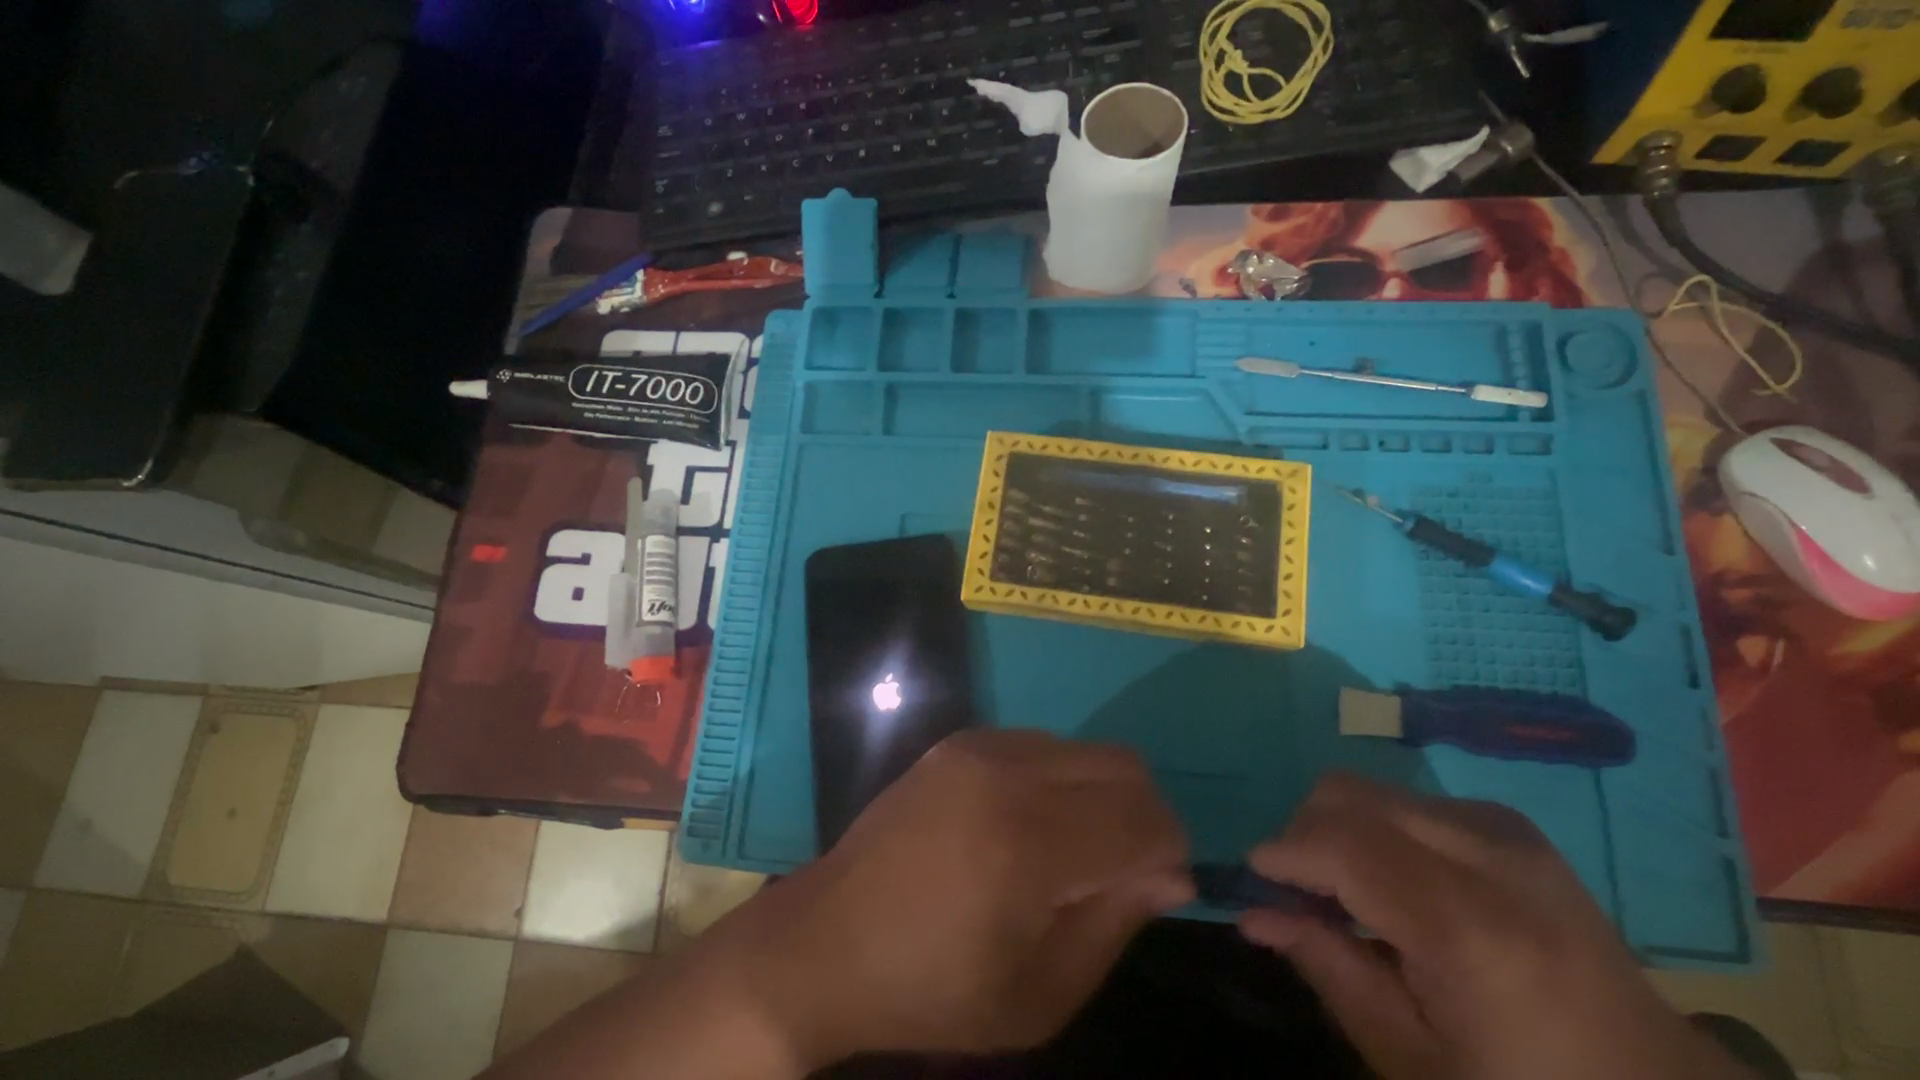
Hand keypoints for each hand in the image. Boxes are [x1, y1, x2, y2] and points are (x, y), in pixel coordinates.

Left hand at [685, 729, 1192, 1070]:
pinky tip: (1029, 828)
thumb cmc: (931, 990)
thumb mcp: (1039, 995)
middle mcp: (1006, 774)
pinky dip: (1063, 781)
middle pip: (1126, 768)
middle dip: (1145, 819)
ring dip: (1103, 797)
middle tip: (1123, 875)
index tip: (1155, 892)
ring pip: (1088, 751)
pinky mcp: (958, 742)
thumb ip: (1115, 925)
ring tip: (1071, 855)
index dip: (1168, 855)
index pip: (1145, 819)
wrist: (825, 944)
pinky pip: (1045, 746)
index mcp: (1026, 843)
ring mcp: (977, 748)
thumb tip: (1170, 874)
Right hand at [1241, 773, 1754, 1079]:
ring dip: (1339, 830)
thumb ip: (1327, 967)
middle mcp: (1489, 854)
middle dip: (1303, 834)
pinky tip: (1393, 887)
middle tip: (1299, 897)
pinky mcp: (1515, 829)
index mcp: (1468, 926)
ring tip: (1347, 897)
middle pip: (1350, 794)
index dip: (1281, 854)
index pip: (1341, 844)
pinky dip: (1378, 830)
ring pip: (1374, 789)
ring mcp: (1508, 832)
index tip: (1250, 885)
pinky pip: (1411, 802)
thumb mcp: (1410, 1056)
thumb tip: (1253, 914)